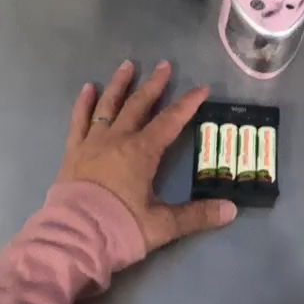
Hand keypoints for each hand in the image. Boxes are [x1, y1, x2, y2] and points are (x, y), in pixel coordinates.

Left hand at [58, 60, 237, 251]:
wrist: (72, 239)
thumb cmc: (119, 229)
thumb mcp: (162, 226)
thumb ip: (196, 215)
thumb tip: (231, 210)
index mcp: (142, 152)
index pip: (171, 121)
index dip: (188, 104)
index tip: (202, 89)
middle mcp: (118, 139)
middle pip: (139, 105)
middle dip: (155, 85)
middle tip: (165, 65)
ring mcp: (92, 143)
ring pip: (108, 106)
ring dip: (120, 84)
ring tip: (128, 65)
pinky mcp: (73, 152)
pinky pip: (79, 120)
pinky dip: (84, 103)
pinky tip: (88, 88)